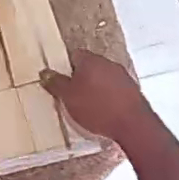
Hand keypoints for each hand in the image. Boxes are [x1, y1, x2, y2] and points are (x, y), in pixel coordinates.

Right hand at [41, 49, 157, 142]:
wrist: (132, 124)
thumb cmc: (97, 107)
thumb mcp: (68, 97)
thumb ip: (56, 83)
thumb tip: (45, 73)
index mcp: (90, 60)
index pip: (74, 55)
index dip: (66, 67)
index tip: (61, 80)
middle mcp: (108, 63)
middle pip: (90, 66)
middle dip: (81, 78)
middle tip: (71, 95)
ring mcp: (123, 76)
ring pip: (103, 78)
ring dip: (95, 88)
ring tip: (87, 106)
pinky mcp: (133, 91)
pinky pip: (115, 90)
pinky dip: (108, 97)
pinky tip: (103, 112)